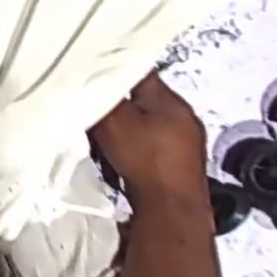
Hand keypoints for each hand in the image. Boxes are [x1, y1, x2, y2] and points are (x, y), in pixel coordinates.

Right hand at [89, 74, 208, 204]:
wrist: (171, 208)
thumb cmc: (143, 159)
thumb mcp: (112, 121)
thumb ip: (101, 96)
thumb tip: (89, 76)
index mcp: (170, 99)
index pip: (138, 70)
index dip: (113, 68)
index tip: (90, 71)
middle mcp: (184, 115)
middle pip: (141, 96)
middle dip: (116, 99)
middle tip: (93, 106)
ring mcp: (186, 139)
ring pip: (145, 118)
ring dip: (125, 122)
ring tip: (104, 132)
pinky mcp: (182, 160)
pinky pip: (151, 138)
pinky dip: (135, 140)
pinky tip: (120, 152)